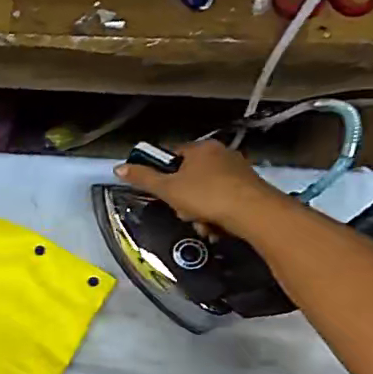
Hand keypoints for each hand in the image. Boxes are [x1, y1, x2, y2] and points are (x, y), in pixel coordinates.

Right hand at [114, 139, 286, 233]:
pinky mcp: (249, 187)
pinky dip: (216, 212)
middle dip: (182, 198)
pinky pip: (222, 199)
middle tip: (181, 210)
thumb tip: (119, 168)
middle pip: (188, 175)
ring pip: (205, 190)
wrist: (253, 212)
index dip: (160, 173)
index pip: (171, 155)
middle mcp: (221, 153)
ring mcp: (238, 170)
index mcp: (200, 148)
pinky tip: (215, 225)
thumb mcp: (168, 189)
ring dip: (198, 209)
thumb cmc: (206, 196)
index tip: (158, 190)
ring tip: (201, 222)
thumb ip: (143, 178)